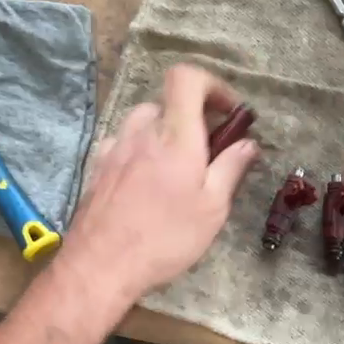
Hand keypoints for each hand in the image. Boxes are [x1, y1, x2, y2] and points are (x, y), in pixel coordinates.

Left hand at [62, 65, 259, 303]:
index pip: (186, 78)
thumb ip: (230, 169)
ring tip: (174, 173)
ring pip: (142, 125)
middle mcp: (140, 133)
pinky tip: (144, 188)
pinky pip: (123, 147)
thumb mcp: (212, 208)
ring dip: (162, 137)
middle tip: (205, 154)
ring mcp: (113, 149)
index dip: (211, 85)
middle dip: (189, 120)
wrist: (99, 266)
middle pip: (166, 104)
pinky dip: (140, 155)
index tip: (227, 112)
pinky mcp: (96, 169)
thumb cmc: (164, 238)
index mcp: (174, 135)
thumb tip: (247, 143)